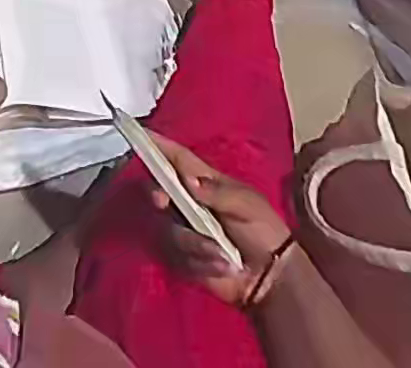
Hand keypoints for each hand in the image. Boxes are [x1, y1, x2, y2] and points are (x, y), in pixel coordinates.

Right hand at [149, 132, 292, 305]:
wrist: (272, 279)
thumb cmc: (263, 230)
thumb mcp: (248, 205)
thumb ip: (220, 192)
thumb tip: (189, 181)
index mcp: (203, 180)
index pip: (176, 157)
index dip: (157, 143)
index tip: (138, 131)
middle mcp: (187, 201)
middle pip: (158, 188)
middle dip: (157, 194)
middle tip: (162, 202)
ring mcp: (184, 229)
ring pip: (168, 228)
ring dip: (196, 244)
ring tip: (224, 256)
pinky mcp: (184, 257)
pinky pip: (178, 257)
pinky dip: (201, 263)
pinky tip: (223, 267)